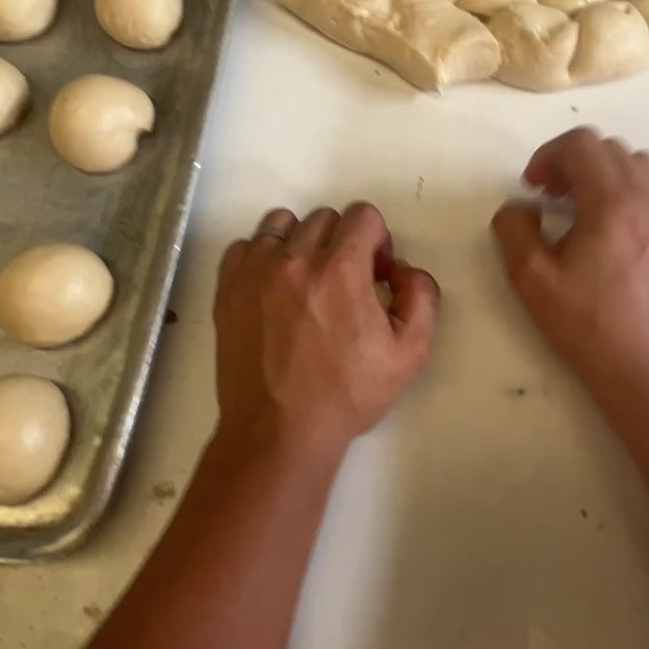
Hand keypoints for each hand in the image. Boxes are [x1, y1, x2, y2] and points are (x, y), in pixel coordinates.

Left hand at [214, 202, 439, 458]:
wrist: (279, 432)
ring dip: (302, 242)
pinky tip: (274, 287)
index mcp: (341, 270)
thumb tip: (404, 269)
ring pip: (282, 224)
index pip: (363, 215)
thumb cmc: (346, 395)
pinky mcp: (228, 290)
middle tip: (346, 282)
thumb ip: (421, 297)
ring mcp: (255, 273)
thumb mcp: (409, 353)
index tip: (375, 273)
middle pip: (325, 218)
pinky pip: (246, 247)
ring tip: (307, 281)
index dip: (378, 240)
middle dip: (343, 242)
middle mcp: (295, 260)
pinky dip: (262, 257)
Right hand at [491, 128, 648, 393]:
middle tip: (549, 196)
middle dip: (572, 161)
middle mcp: (646, 200)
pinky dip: (623, 191)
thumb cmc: (585, 323)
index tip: (533, 187)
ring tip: (579, 206)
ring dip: (602, 171)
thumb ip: (514, 229)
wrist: (642, 365)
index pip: (582, 144)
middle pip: (609, 148)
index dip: (548, 155)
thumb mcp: (530, 278)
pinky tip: (603, 229)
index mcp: (612, 203)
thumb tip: (521, 207)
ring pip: (636, 163)